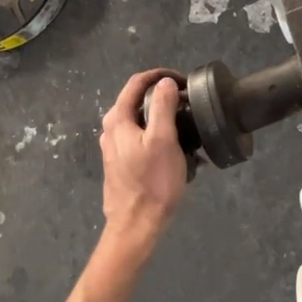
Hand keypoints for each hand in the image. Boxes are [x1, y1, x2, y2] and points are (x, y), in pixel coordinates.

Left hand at [98, 69, 188, 250]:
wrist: (136, 226)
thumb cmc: (152, 181)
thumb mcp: (163, 139)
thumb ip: (163, 106)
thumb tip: (165, 82)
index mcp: (118, 119)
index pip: (137, 82)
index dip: (161, 75)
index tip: (184, 81)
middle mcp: (111, 129)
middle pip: (139, 101)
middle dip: (164, 98)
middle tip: (189, 103)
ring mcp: (115, 148)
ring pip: (143, 121)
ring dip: (165, 120)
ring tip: (189, 129)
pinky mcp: (122, 164)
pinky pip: (143, 140)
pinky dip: (161, 138)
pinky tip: (180, 152)